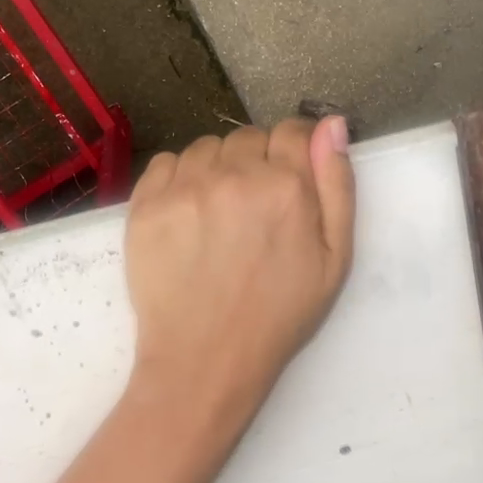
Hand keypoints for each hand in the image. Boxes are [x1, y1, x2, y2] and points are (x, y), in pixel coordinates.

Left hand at [123, 117, 354, 419]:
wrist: (205, 359)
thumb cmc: (279, 314)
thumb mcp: (334, 258)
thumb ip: (336, 184)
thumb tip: (332, 123)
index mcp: (286, 186)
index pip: (293, 131)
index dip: (294, 151)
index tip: (288, 176)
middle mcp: (234, 175)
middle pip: (248, 138)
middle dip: (255, 162)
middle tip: (252, 209)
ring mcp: (184, 188)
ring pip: (206, 148)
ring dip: (215, 168)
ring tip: (217, 214)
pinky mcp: (146, 204)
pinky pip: (166, 163)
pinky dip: (178, 179)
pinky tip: (187, 214)